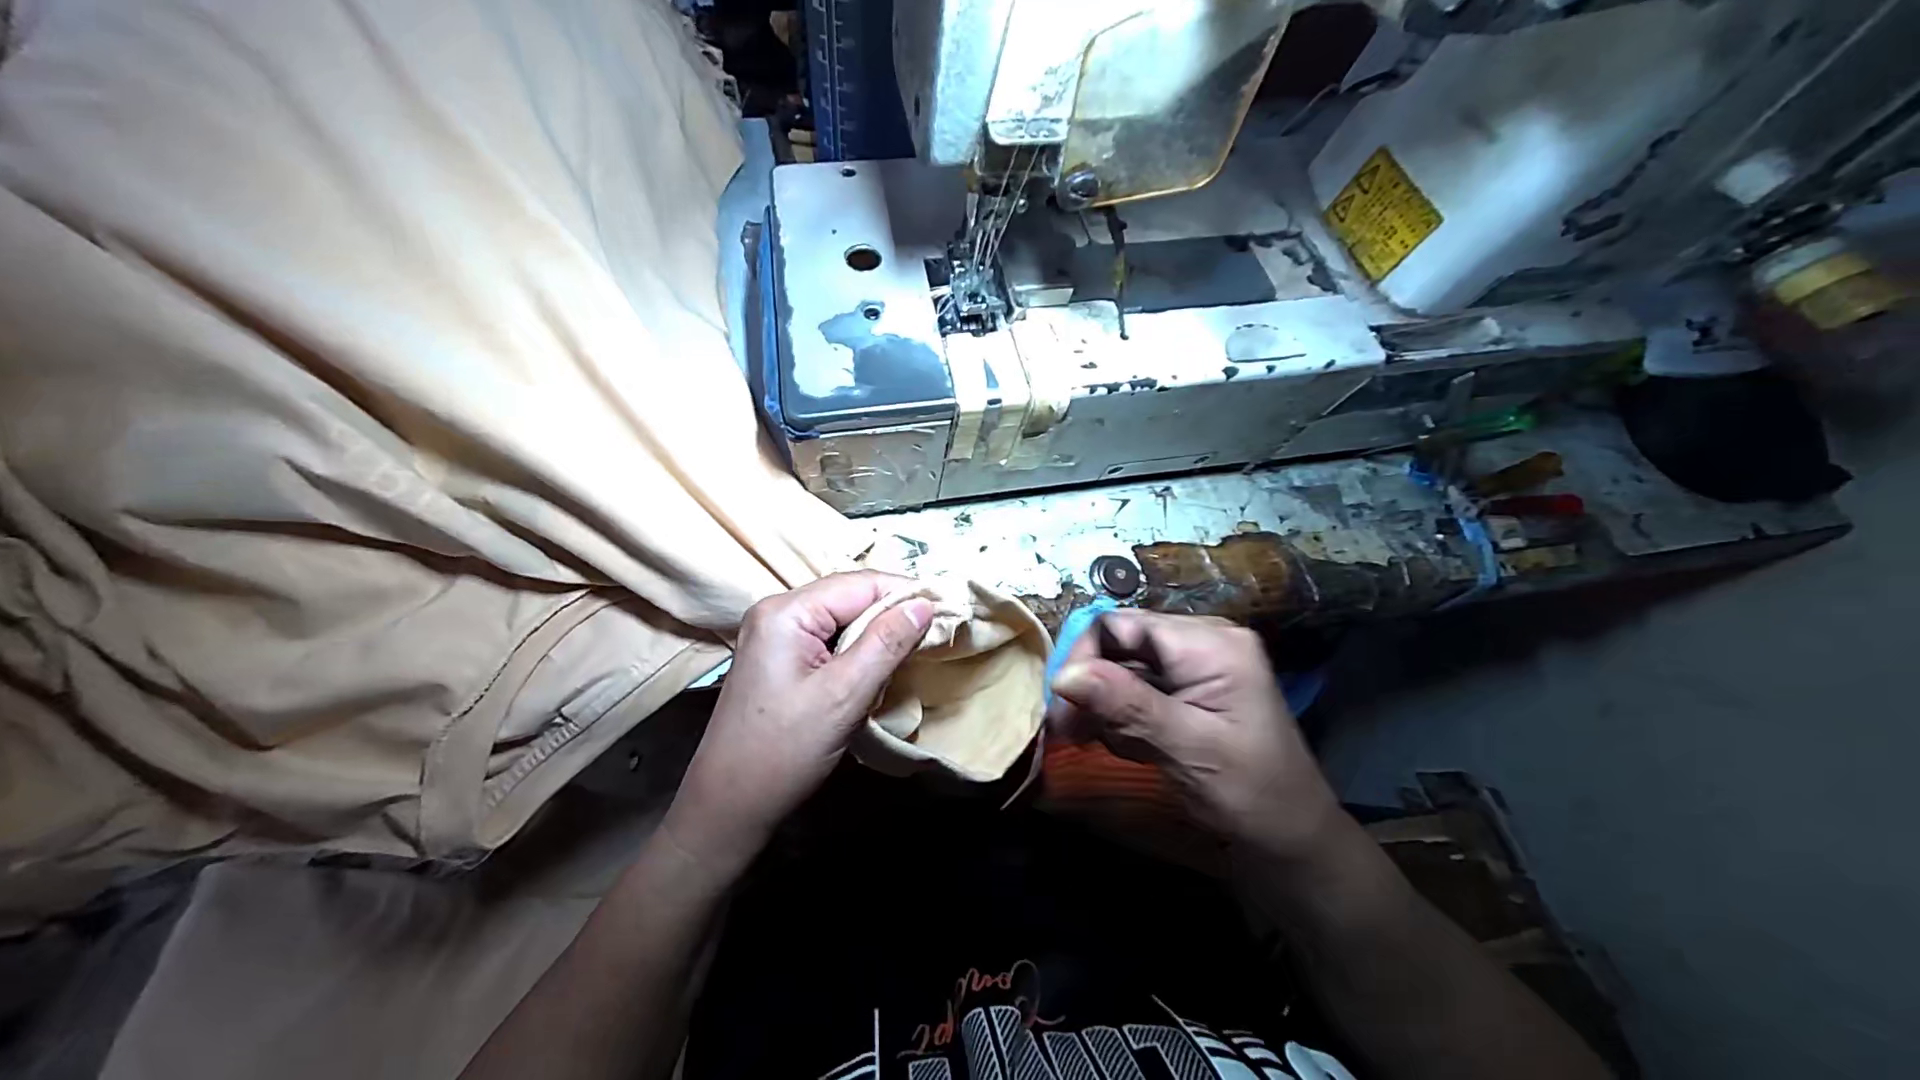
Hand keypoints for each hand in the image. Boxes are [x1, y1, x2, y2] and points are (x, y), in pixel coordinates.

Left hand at [663, 571, 933, 879]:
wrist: (729, 805)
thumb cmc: (784, 751)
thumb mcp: (844, 695)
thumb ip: (886, 643)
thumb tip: (924, 603)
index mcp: (786, 611)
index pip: (860, 583)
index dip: (906, 593)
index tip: (947, 612)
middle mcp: (777, 611)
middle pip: (851, 596)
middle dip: (892, 614)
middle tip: (934, 635)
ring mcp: (775, 634)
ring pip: (843, 618)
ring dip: (876, 634)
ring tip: (910, 653)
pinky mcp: (780, 657)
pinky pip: (829, 638)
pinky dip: (857, 650)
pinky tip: (875, 669)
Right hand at [1046, 611, 1347, 862]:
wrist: (1292, 840)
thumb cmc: (1251, 795)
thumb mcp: (1186, 749)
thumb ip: (1125, 706)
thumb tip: (1062, 674)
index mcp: (1211, 644)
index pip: (1121, 625)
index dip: (1084, 657)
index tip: (1063, 707)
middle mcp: (1202, 640)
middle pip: (1120, 642)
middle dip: (1090, 684)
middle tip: (1068, 731)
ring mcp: (1196, 663)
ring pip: (1122, 666)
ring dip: (1102, 704)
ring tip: (1093, 742)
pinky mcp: (1189, 687)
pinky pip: (1136, 685)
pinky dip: (1120, 714)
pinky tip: (1123, 743)